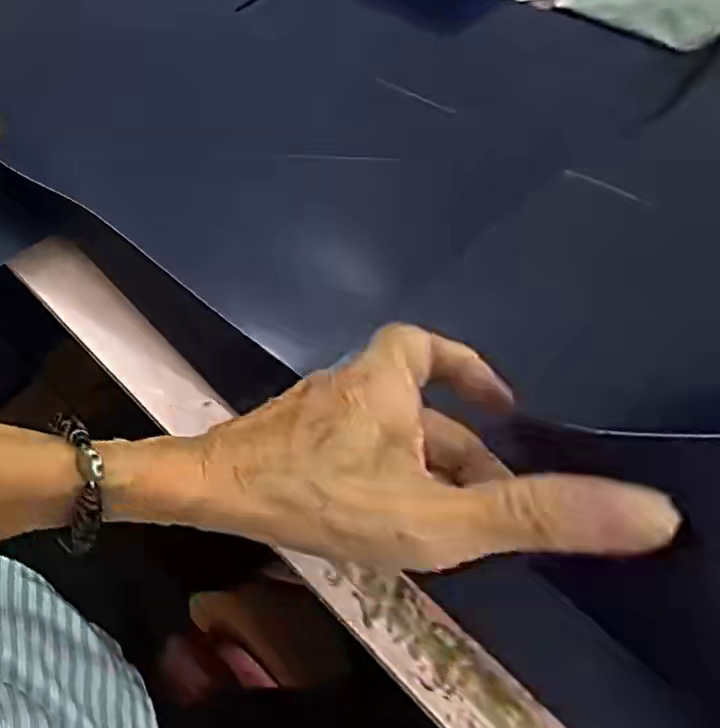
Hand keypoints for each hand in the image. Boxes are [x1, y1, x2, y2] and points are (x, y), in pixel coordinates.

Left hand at [103, 324, 681, 570]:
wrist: (212, 489)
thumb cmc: (318, 498)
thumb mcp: (438, 516)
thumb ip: (536, 513)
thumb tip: (654, 508)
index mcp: (373, 388)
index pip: (416, 343)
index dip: (465, 364)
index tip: (503, 408)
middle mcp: (337, 388)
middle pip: (412, 402)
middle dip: (463, 448)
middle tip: (499, 505)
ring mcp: (305, 412)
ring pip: (382, 429)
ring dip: (426, 467)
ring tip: (454, 523)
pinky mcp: (284, 436)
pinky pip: (348, 443)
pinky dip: (383, 470)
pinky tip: (391, 516)